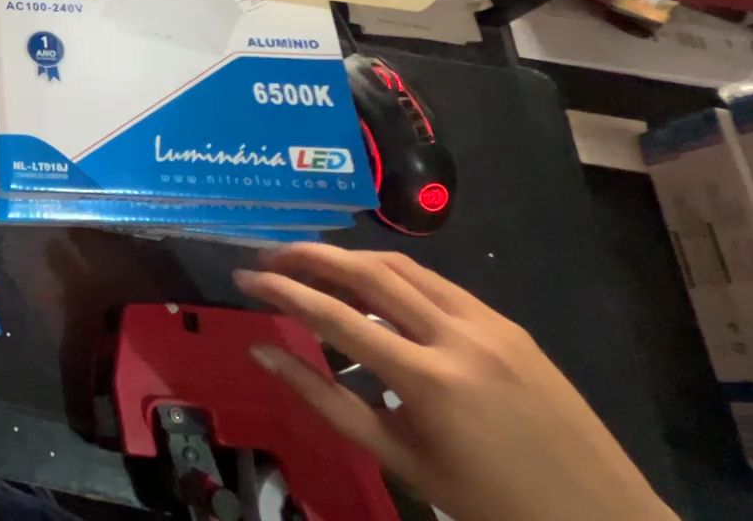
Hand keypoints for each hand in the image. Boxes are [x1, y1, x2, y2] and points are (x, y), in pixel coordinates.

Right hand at [235, 244, 672, 520]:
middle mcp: (459, 338)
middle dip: (308, 255)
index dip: (280, 289)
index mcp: (429, 380)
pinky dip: (390, 275)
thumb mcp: (397, 456)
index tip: (242, 277)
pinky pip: (436, 284)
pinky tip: (369, 289)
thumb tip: (261, 350)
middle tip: (267, 257)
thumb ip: (323, 398)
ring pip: (402, 266)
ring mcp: (491, 326)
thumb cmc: (488, 502)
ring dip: (347, 258)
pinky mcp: (510, 326)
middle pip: (367, 271)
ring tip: (309, 265)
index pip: (333, 314)